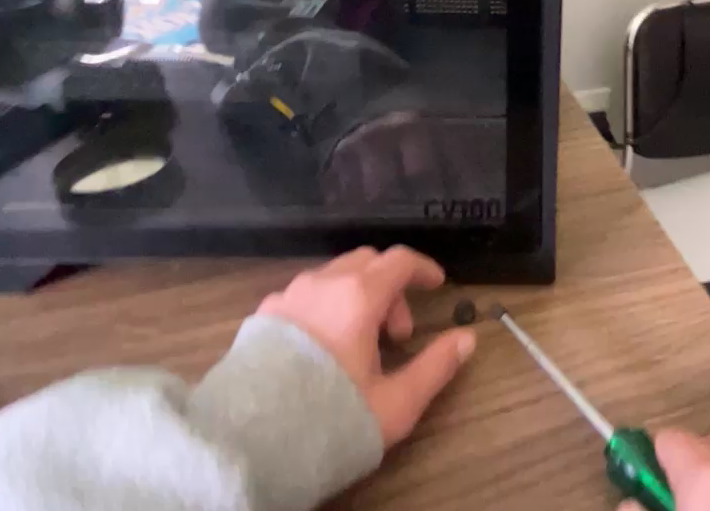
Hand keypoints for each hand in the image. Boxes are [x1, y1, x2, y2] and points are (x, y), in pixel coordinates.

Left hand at [256, 246, 476, 445]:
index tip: (437, 285)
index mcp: (359, 295)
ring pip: (333, 277)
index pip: (400, 261)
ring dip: (357, 297)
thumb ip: (435, 366)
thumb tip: (467, 339)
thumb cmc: (329, 421)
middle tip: (397, 334)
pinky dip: (325, 308)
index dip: (423, 269)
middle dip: (390, 288)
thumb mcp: (395, 404)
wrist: (242, 448)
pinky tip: (321, 350)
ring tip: (359, 345)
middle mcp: (323, 283)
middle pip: (367, 263)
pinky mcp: (260, 318)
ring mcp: (287, 297)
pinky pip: (304, 297)